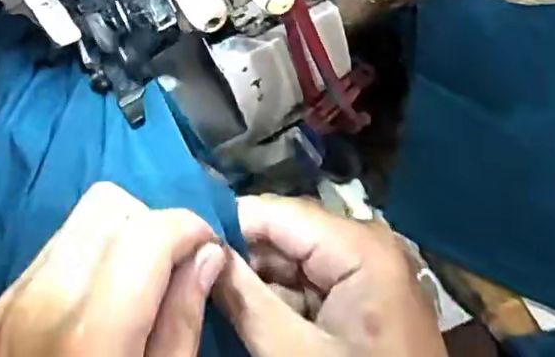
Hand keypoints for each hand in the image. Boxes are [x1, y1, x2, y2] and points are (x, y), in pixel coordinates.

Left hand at [0, 181, 228, 356]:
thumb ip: (181, 323)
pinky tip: (96, 306)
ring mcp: (4, 305)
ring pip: (75, 222)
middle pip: (105, 206)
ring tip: (136, 285)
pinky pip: (48, 256)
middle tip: (172, 268)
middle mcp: (38, 302)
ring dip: (116, 239)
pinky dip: (83, 262)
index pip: (146, 232)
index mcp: (87, 337)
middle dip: (150, 224)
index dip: (188, 228)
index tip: (209, 248)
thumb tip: (206, 252)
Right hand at [213, 194, 448, 356]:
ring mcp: (371, 270)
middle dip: (241, 256)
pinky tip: (251, 316)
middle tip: (196, 276)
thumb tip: (197, 249)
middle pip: (283, 233)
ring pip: (294, 259)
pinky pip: (312, 283)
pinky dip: (282, 299)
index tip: (183, 245)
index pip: (272, 211)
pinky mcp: (369, 298)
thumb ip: (243, 295)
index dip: (224, 226)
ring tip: (217, 296)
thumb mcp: (292, 355)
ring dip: (258, 280)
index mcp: (358, 245)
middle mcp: (367, 243)